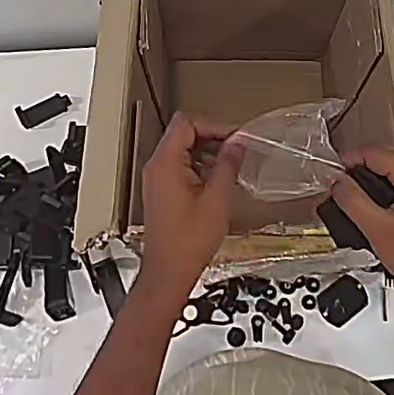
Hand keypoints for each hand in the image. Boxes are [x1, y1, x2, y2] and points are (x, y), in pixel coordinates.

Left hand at [139, 112, 244, 282]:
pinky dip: (199, 167)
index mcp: (166, 164)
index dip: (214, 126)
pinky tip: (216, 181)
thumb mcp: (217, 199)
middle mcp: (156, 168)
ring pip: (182, 150)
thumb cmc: (187, 242)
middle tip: (236, 149)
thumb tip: (237, 145)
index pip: (186, 124)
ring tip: (229, 165)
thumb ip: (228, 165)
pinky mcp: (161, 191)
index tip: (234, 137)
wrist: (169, 271)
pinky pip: (179, 167)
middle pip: (183, 134)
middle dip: (212, 138)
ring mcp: (157, 180)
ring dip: (207, 153)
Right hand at [329, 146, 393, 295]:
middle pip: (391, 154)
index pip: (378, 153)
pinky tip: (383, 201)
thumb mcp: (377, 229)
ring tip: (359, 190)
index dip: (352, 158)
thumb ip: (352, 200)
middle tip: (344, 178)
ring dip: (380, 172)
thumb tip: (337, 182)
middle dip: (365, 163)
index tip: (337, 169)